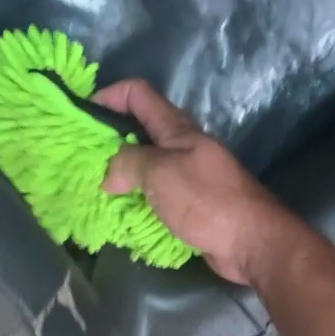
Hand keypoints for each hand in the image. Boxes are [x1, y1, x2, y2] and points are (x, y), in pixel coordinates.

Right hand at [95, 79, 302, 284]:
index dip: (109, 96)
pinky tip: (122, 212)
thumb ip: (128, 164)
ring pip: (148, 165)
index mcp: (178, 129)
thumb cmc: (207, 200)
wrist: (252, 241)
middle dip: (111, 139)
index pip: (139, 94)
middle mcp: (184, 147)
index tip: (82, 115)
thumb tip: (109, 176)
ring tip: (95, 188)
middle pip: (141, 130)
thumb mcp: (160, 172)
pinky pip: (158, 194)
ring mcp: (191, 176)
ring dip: (123, 174)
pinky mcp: (194, 204)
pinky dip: (139, 200)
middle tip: (83, 158)